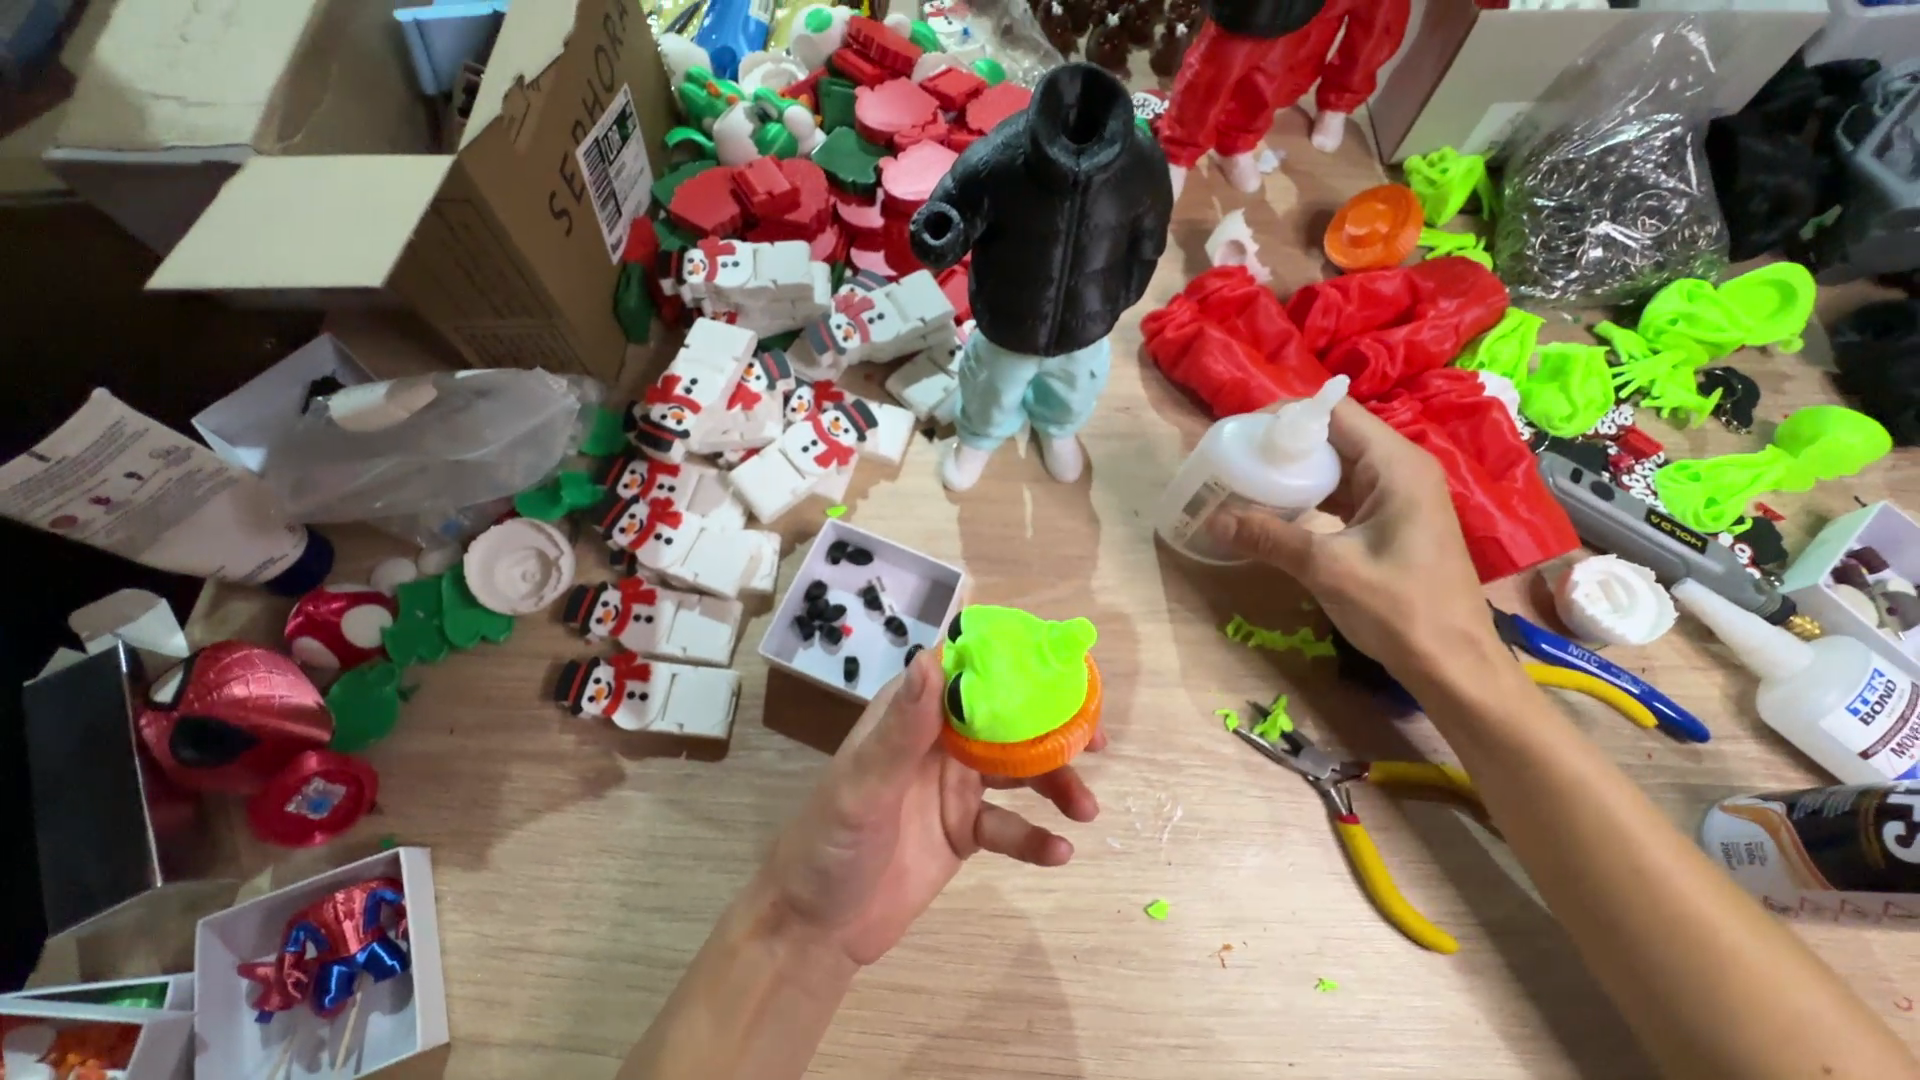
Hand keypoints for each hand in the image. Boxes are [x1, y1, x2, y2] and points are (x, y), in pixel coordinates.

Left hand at [752, 649, 1103, 966]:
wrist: (817, 928)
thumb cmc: (829, 845)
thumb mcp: (864, 785)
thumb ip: (902, 728)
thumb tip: (932, 656)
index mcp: (909, 717)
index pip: (964, 673)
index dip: (1011, 663)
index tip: (1061, 665)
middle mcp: (937, 744)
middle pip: (1005, 723)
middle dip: (1051, 728)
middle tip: (1098, 741)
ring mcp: (953, 787)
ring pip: (1018, 773)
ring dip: (1054, 785)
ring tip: (1086, 808)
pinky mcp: (964, 831)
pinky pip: (1010, 827)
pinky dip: (1036, 837)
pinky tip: (1059, 852)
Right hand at [1212, 399, 1503, 687]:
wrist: (1453, 663)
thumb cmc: (1402, 610)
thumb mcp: (1328, 570)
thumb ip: (1270, 538)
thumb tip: (1212, 518)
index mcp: (1396, 466)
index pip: (1335, 412)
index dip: (1285, 416)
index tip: (1241, 437)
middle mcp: (1401, 469)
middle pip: (1334, 435)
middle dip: (1283, 445)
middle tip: (1235, 462)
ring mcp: (1398, 496)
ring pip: (1337, 465)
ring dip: (1294, 472)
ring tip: (1246, 483)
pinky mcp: (1391, 521)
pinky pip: (1344, 493)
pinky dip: (1310, 496)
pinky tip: (1277, 513)